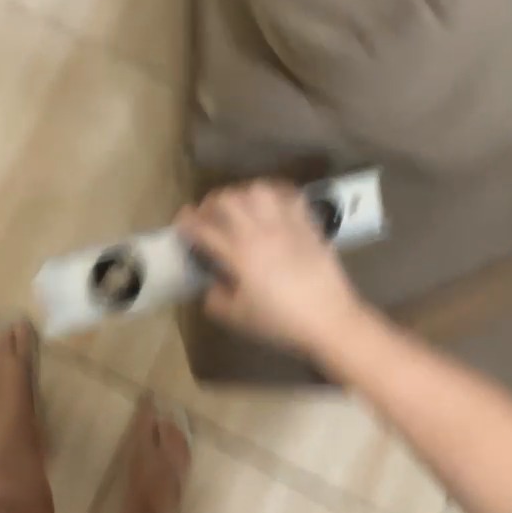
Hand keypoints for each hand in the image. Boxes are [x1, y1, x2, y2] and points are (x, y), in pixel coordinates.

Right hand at [175, 180, 365, 355]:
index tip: (181, 222)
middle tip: (207, 214)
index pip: (204, 228)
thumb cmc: (282, 322)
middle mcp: (259, 232)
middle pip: (227, 199)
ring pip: (256, 190)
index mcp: (239, 254)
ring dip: (241, 194)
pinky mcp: (307, 224)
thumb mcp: (239, 318)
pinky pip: (289, 195)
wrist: (330, 320)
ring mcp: (286, 224)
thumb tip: (211, 284)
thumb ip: (216, 299)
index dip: (186, 222)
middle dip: (210, 203)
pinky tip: (269, 204)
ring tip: (239, 207)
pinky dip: (274, 193)